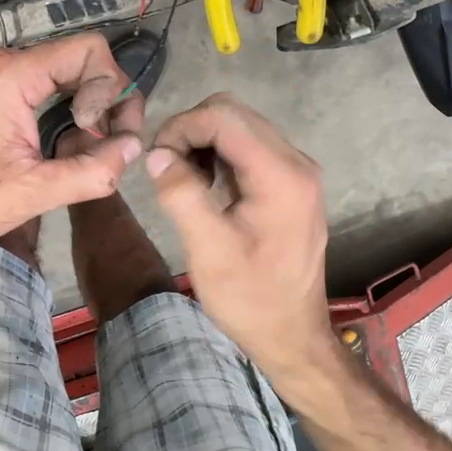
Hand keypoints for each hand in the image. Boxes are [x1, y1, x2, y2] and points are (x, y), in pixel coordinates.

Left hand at [0, 33, 145, 256]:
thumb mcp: (33, 192)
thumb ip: (93, 170)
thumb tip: (134, 150)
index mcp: (13, 75)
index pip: (91, 50)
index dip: (111, 89)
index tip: (98, 133)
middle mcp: (4, 64)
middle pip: (81, 60)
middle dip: (106, 100)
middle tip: (110, 147)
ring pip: (65, 75)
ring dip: (88, 108)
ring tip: (90, 151)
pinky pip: (45, 88)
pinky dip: (66, 110)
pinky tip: (67, 147)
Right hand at [145, 93, 339, 392]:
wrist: (291, 337)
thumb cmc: (250, 299)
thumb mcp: (209, 250)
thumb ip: (182, 195)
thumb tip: (156, 154)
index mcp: (281, 175)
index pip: (224, 116)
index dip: (181, 127)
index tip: (156, 161)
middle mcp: (295, 163)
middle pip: (233, 113)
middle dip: (190, 130)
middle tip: (165, 168)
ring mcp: (295, 172)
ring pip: (239, 126)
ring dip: (202, 141)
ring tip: (181, 179)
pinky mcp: (289, 184)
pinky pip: (247, 148)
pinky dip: (218, 155)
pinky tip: (204, 186)